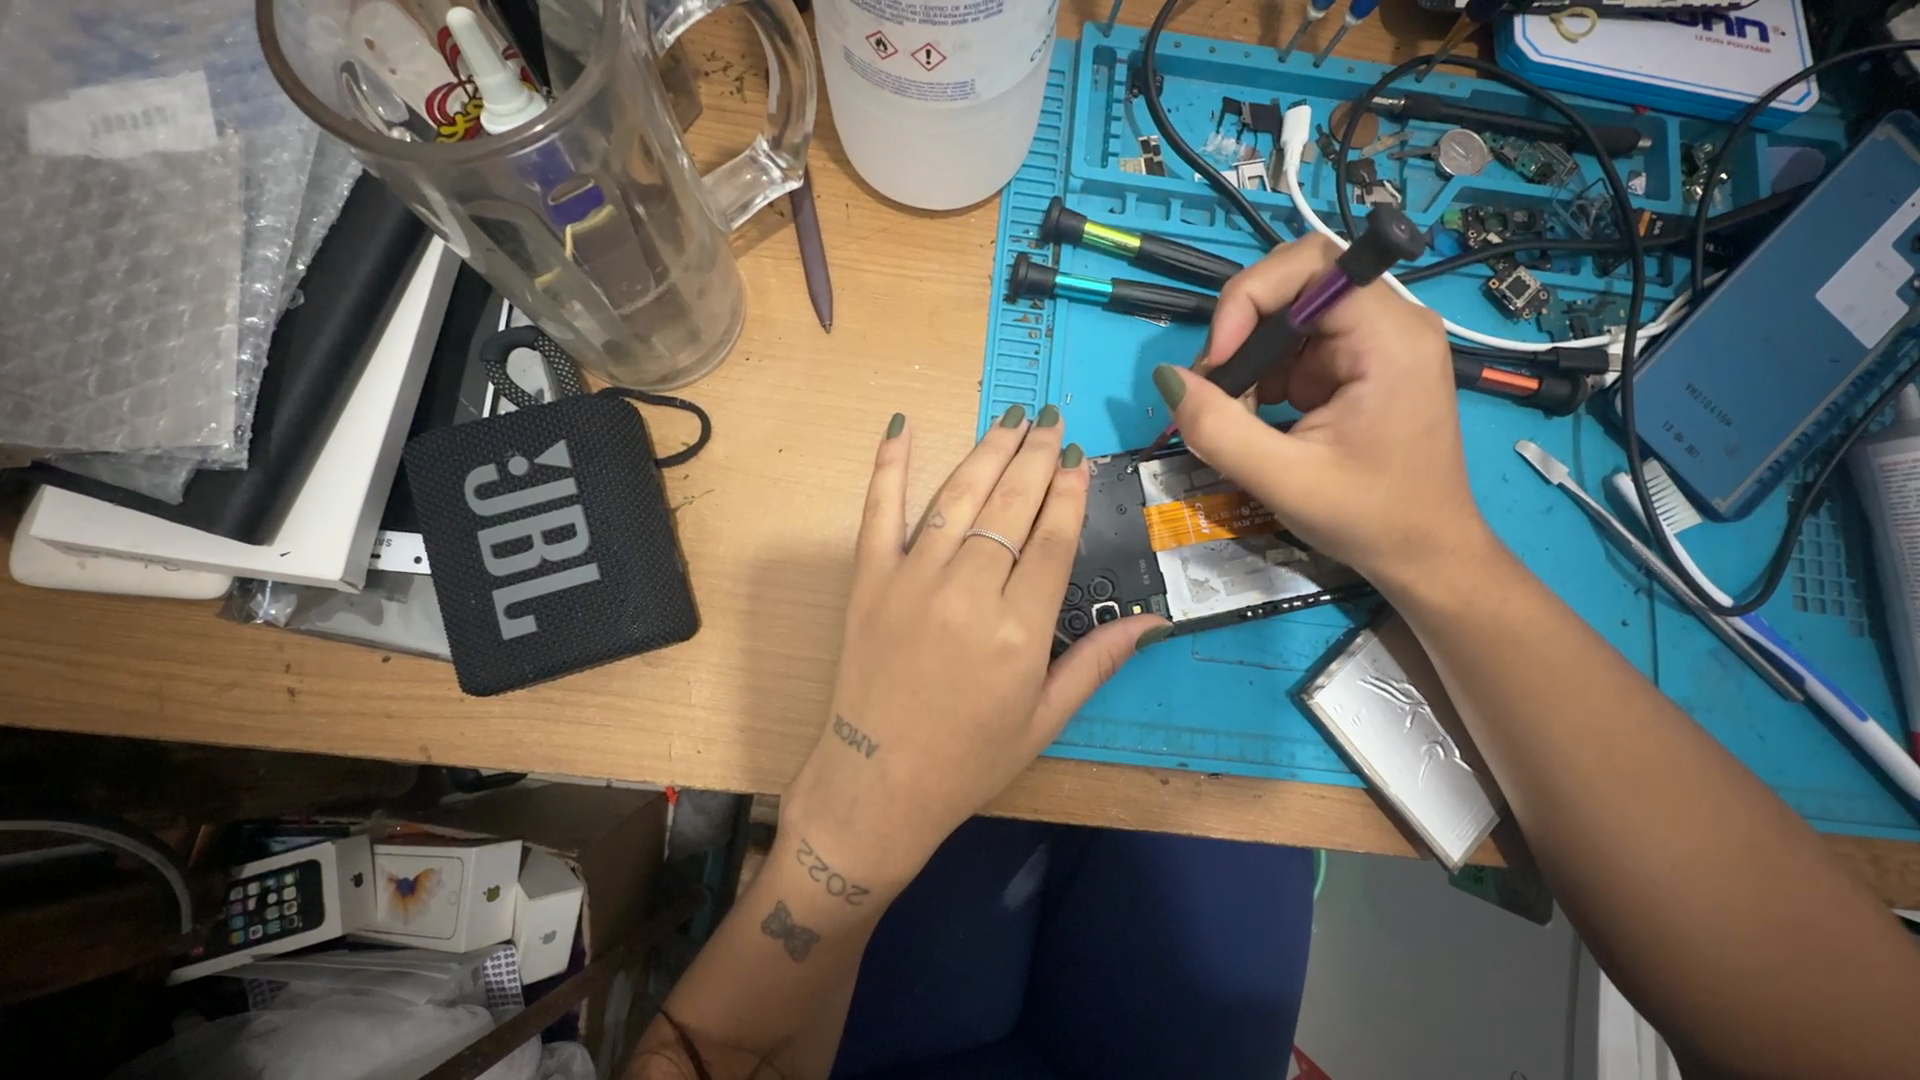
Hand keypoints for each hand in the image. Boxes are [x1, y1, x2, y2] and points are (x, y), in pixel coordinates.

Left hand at [780, 408, 1162, 899]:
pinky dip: (889, 465)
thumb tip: (1154, 620)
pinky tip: (902, 425)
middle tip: (1052, 418)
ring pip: (958, 497)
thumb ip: (1097, 662)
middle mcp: (969, 592)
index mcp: (1019, 630)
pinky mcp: (868, 580)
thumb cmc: (969, 760)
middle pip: (1011, 505)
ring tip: (1011, 416)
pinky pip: (878, 510)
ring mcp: (912, 580)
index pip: (1054, 538)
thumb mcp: (1045, 720)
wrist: (878, 782)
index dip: (1070, 491)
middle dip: (1036, 456)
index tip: (1080, 457)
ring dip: (987, 451)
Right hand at [1158, 235, 1494, 592]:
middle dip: (1243, 330)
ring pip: (1288, 314)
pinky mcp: (1360, 363)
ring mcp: (1376, 341)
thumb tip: (1168, 379)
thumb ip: (1219, 428)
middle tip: (1219, 390)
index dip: (1249, 299)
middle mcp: (1391, 323)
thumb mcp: (1283, 481)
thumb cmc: (1369, 519)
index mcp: (1390, 338)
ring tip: (1241, 415)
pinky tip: (1262, 418)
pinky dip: (1266, 375)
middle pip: (1296, 282)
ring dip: (1250, 359)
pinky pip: (1297, 344)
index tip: (1219, 363)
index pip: (1310, 264)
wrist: (1425, 553)